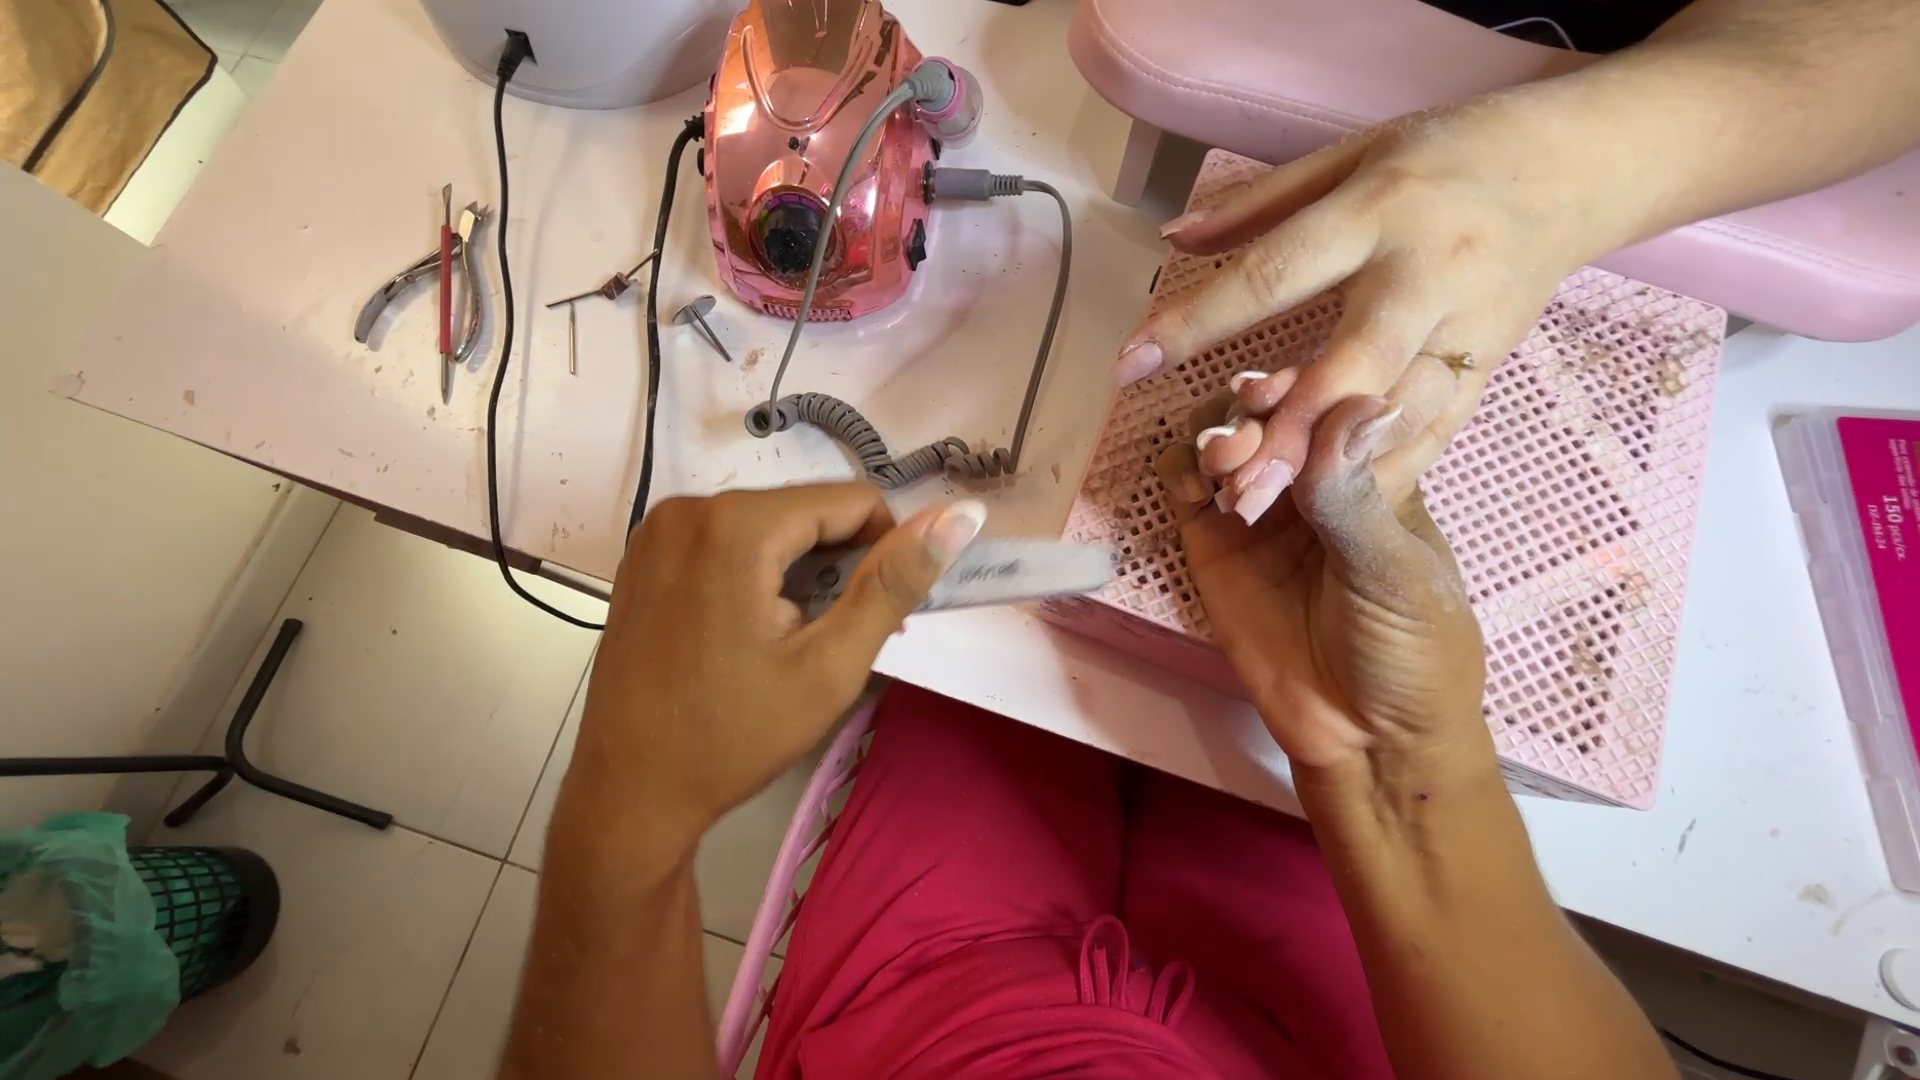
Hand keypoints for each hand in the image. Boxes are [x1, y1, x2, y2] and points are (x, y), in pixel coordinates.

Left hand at [572, 484, 985, 842]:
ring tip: (800, 640)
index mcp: (735, 524)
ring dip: (803, 571)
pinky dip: (760, 572)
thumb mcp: (831, 665)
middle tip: (840, 638)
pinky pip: (728, 540)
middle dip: (841, 564)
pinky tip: (757, 629)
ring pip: (770, 525)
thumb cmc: (734, 735)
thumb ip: (894, 582)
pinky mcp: (645, 555)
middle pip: (806, 510)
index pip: (852, 500)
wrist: (631, 792)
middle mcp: (688, 507)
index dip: (885, 550)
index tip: (881, 614)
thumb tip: (960, 517)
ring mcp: (658, 530)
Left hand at [1121, 94, 1642, 521]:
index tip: (1131, 365)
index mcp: (1377, 211)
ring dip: (1334, 467)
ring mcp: (1467, 328)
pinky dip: (1384, 473)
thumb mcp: (1348, 155)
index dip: (1198, 323)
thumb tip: (1170, 238)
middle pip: (1349, 362)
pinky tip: (1333, 513)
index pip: (1271, 275)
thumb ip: (1256, 205)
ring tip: (1263, 513)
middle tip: (1223, 485)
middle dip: (1284, 429)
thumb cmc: (1446, 155)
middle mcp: (1425, 274)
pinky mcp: (1490, 367)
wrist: (1582, 164)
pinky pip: (1435, 431)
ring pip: (1399, 410)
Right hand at [1156, 394, 1486, 774]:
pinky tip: (1193, 485)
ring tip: (1222, 461)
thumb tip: (1356, 401)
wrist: (1360, 734)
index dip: (1310, 381)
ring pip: (1222, 437)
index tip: (1290, 388)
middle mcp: (1308, 481)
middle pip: (1270, 410)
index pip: (1334, 401)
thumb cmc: (1409, 651)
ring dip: (1215, 431)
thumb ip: (1356, 494)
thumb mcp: (1394, 571)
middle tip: (1248, 425)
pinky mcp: (1211, 543)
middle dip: (1255, 405)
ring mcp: (1256, 510)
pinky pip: (1184, 487)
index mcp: (1370, 474)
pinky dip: (1179, 469)